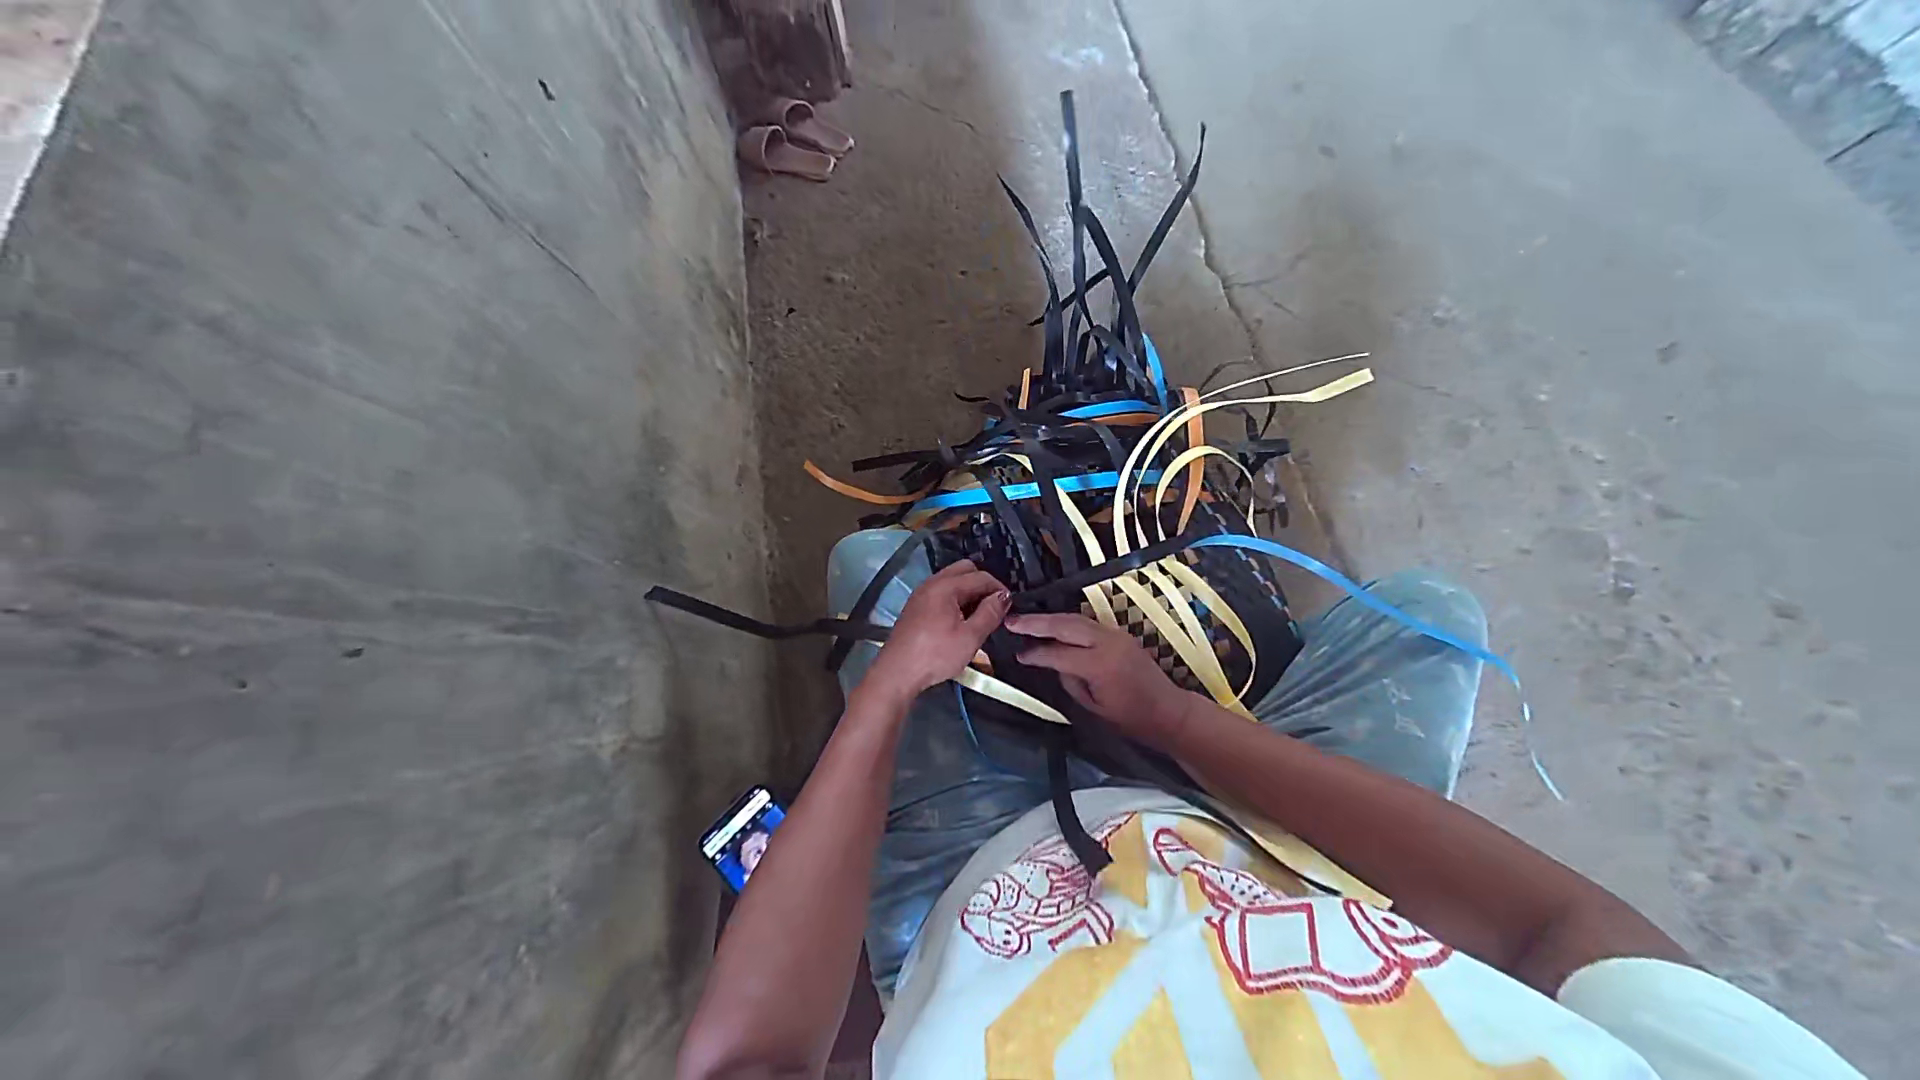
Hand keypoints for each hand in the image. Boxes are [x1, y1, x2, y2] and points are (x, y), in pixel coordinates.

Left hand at [864, 560, 1009, 700]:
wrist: (897, 673)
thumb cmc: (935, 655)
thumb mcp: (970, 637)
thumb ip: (989, 613)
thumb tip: (1003, 596)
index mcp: (945, 586)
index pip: (981, 576)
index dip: (999, 589)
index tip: (1009, 606)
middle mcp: (932, 583)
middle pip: (965, 570)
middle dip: (983, 584)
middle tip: (993, 607)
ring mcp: (921, 593)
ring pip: (952, 580)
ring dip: (969, 592)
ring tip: (979, 616)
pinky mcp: (916, 606)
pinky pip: (942, 592)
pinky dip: (955, 598)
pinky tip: (960, 621)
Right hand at [1006, 613, 1196, 746]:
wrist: (1169, 712)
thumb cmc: (1132, 718)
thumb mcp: (1093, 706)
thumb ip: (1070, 680)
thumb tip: (1053, 662)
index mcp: (1100, 665)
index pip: (1058, 653)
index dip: (1036, 653)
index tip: (1018, 653)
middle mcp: (1108, 642)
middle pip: (1064, 625)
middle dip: (1036, 622)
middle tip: (1012, 621)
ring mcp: (1115, 634)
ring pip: (1075, 619)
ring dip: (1050, 619)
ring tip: (1026, 621)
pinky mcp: (1119, 634)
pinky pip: (1087, 623)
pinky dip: (1066, 623)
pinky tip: (1053, 626)